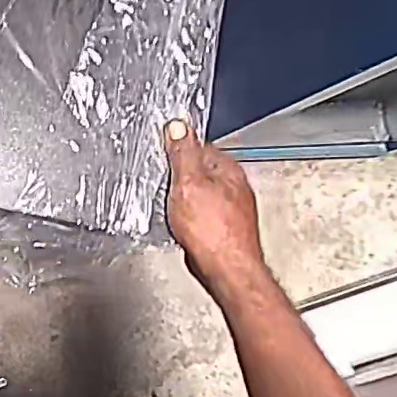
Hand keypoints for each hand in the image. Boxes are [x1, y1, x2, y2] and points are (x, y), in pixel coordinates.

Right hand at [162, 118, 267, 293]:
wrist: (227, 270)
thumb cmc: (212, 232)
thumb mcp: (188, 183)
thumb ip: (182, 153)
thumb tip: (178, 126)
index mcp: (227, 168)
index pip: (199, 146)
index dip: (177, 151)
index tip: (163, 156)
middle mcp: (234, 186)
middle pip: (198, 171)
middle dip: (179, 178)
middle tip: (166, 188)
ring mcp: (231, 208)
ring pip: (198, 194)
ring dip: (183, 199)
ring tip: (173, 209)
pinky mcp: (223, 228)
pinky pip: (200, 214)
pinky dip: (189, 217)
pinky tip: (182, 226)